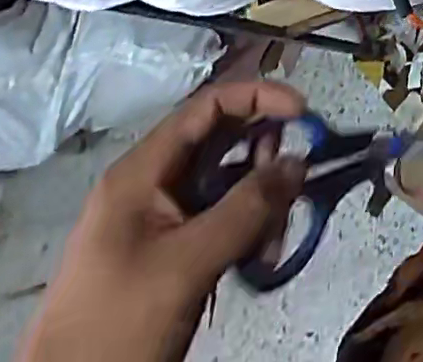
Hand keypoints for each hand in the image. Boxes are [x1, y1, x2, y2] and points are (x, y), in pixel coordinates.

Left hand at [17, 81, 306, 361]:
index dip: (259, 97)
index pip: (210, 105)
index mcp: (143, 170)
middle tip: (289, 191)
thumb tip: (299, 162)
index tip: (304, 113)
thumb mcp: (188, 263)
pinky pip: (226, 216)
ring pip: (231, 181)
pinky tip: (260, 259)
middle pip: (226, 141)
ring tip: (271, 243)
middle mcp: (154, 181)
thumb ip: (248, 207)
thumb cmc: (118, 325)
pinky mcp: (175, 245)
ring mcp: (164, 215)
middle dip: (266, 161)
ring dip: (262, 203)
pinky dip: (251, 228)